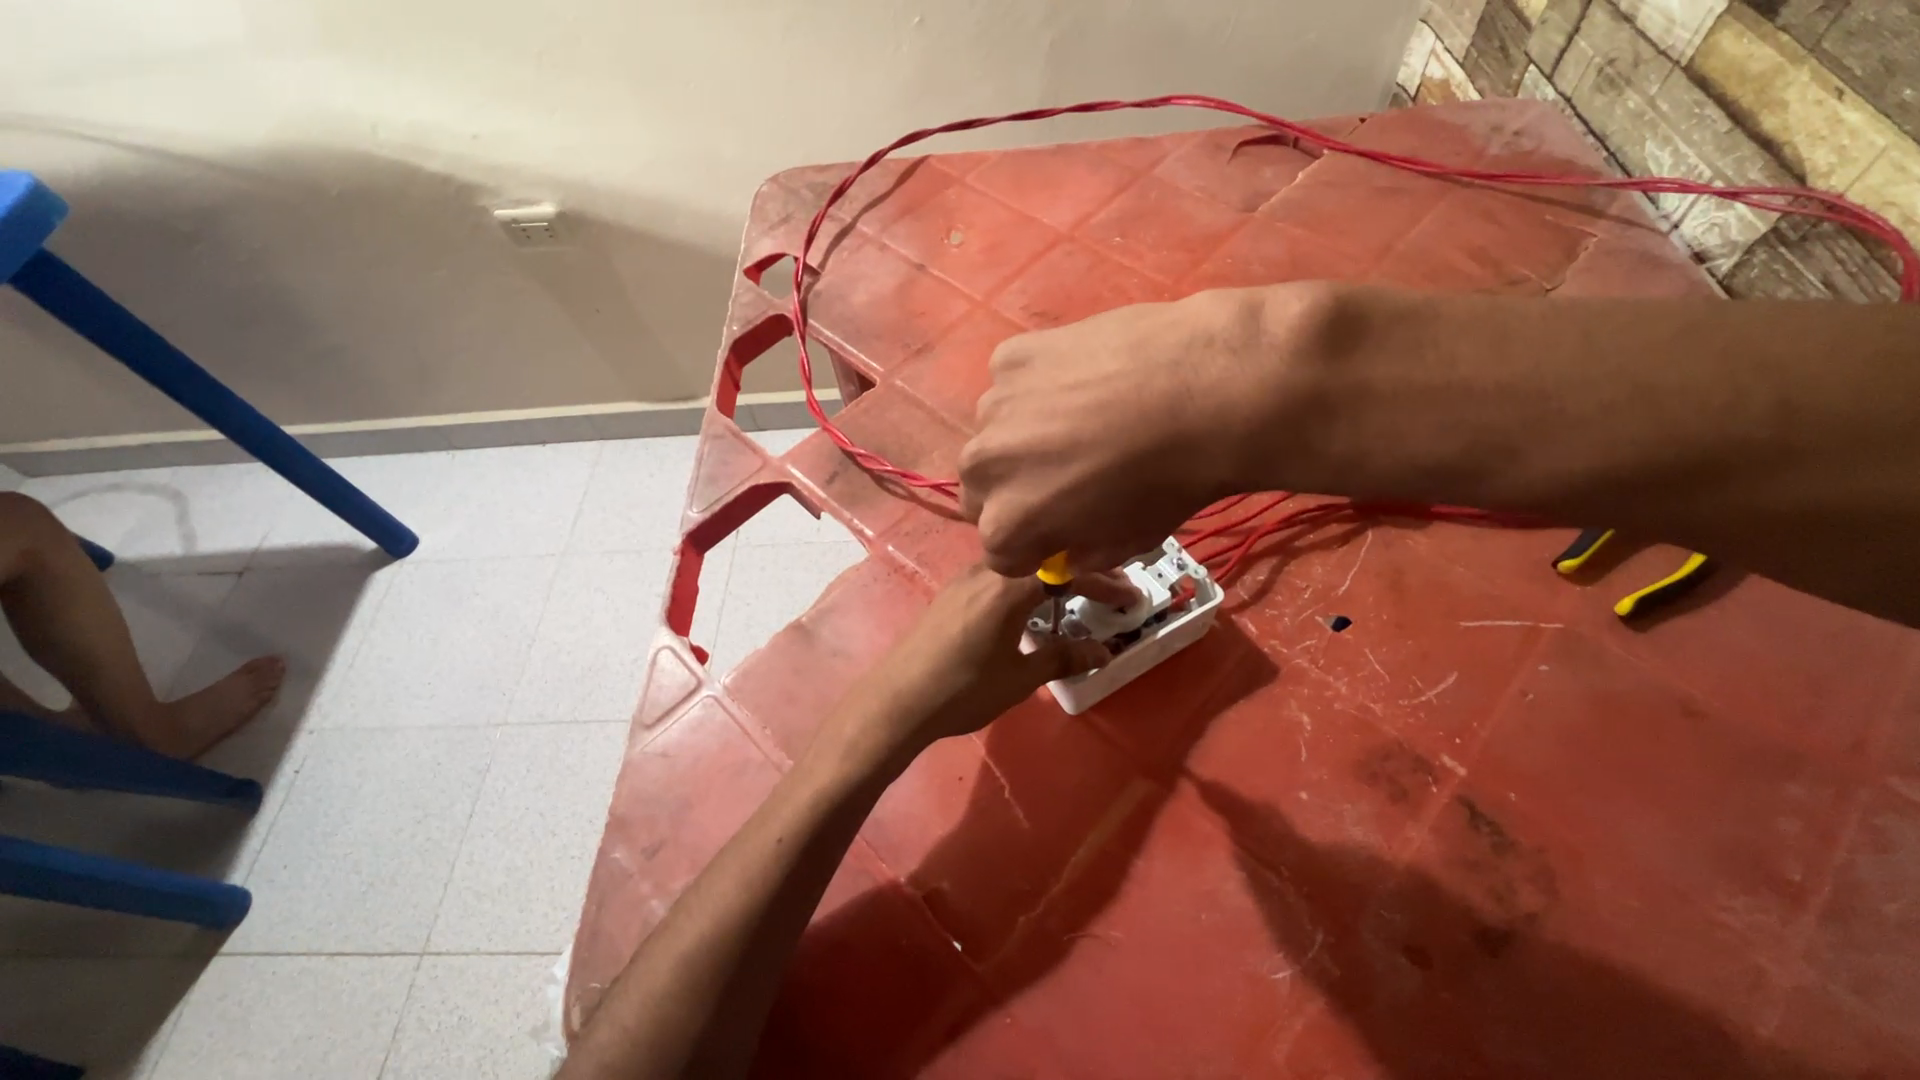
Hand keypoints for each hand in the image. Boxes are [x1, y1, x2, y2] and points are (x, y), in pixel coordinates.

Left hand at [817, 566, 1111, 770]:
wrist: (897, 701)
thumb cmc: (963, 690)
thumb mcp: (1020, 678)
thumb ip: (1062, 658)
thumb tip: (1102, 651)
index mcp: (1008, 587)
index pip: (1068, 570)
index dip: (1105, 583)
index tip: (1132, 600)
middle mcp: (987, 572)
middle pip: (1044, 559)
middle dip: (1082, 573)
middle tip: (1113, 594)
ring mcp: (965, 580)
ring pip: (1021, 566)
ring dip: (1053, 578)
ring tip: (1078, 599)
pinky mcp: (952, 594)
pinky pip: (1001, 577)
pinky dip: (1027, 585)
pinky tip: (1033, 609)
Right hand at [960, 283, 1346, 575]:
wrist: (1205, 390)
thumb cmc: (1169, 481)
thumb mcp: (1127, 541)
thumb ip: (1081, 552)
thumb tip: (1067, 549)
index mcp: (1005, 526)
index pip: (1000, 550)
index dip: (1034, 544)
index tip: (1062, 529)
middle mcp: (981, 468)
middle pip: (982, 491)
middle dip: (1014, 491)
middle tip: (1065, 473)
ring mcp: (992, 406)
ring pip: (994, 434)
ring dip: (1021, 437)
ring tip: (1078, 420)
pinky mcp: (1010, 355)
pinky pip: (1012, 382)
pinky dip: (1036, 386)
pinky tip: (1083, 379)